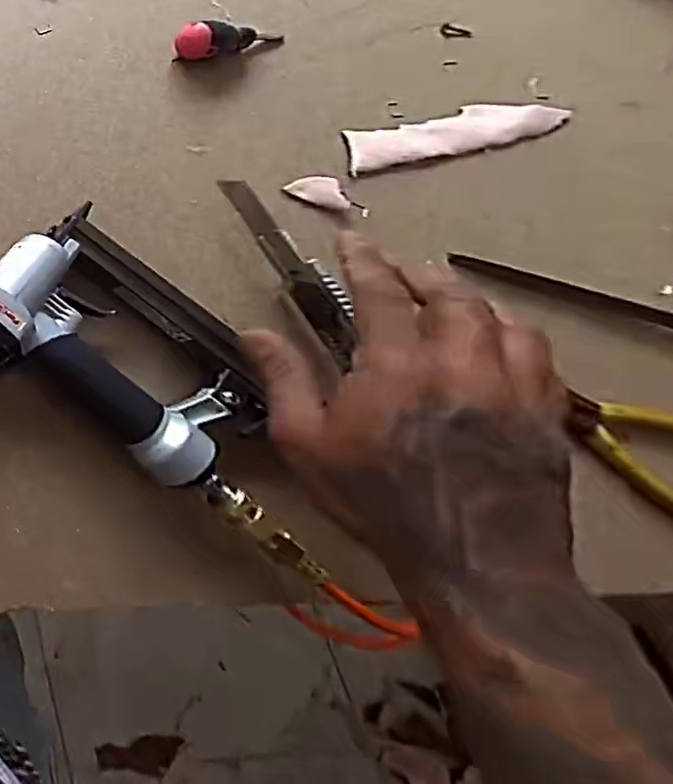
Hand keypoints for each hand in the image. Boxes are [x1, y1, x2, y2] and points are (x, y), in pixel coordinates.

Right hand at [240, 232, 574, 601]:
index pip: (384, 295)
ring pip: (504, 320)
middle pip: (453, 298)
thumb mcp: (303, 438)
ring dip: (469, 298)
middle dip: (420, 273)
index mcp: (397, 368)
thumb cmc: (376, 497)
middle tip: (395, 264)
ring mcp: (512, 391)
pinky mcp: (545, 417)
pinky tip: (496, 337)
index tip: (352, 240)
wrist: (474, 559)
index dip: (365, 261)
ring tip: (444, 293)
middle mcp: (460, 368)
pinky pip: (539, 355)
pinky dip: (513, 331)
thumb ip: (283, 377)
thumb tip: (256, 333)